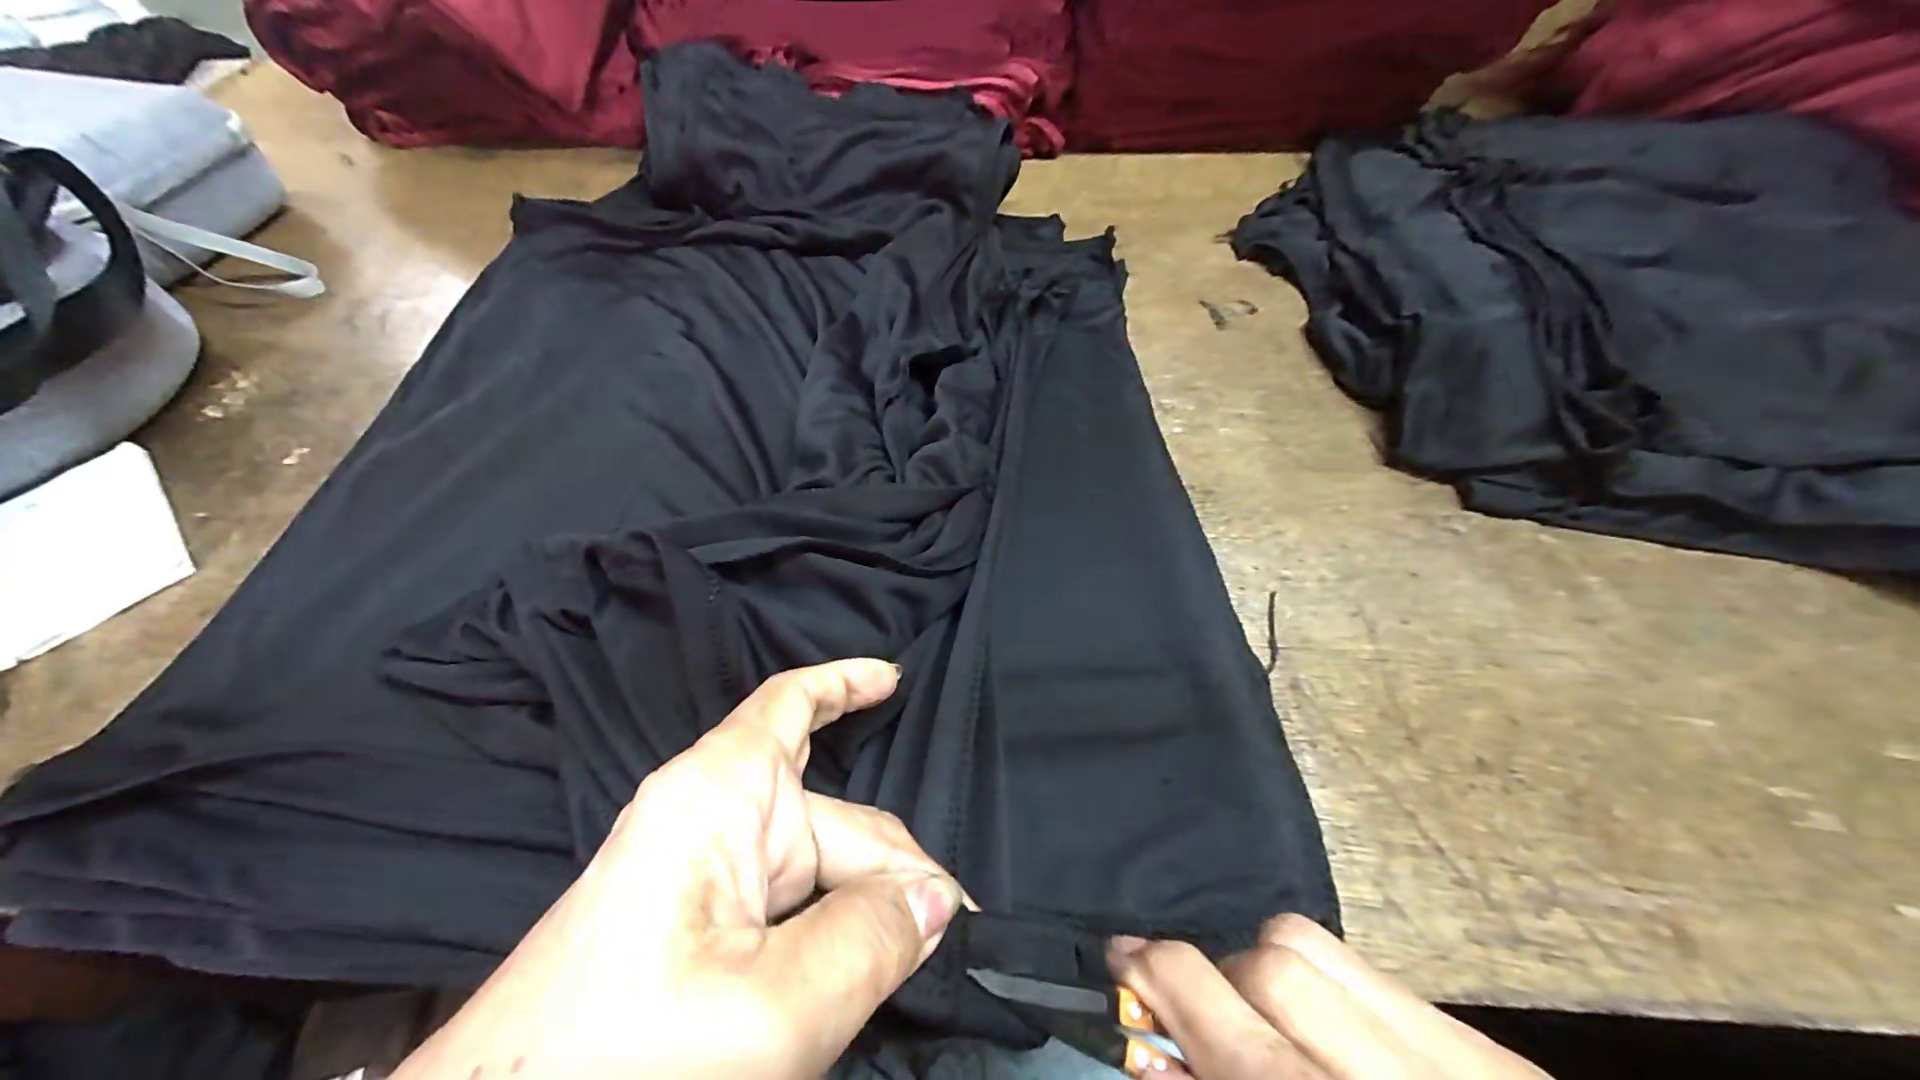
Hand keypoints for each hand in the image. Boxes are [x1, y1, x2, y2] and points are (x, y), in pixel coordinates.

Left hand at [393, 659, 965, 1079]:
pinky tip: (864, 968)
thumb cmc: (620, 1062)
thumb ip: (869, 941)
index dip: (845, 685)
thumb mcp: (771, 1006)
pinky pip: (790, 913)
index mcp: (716, 797)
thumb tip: (932, 901)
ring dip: (868, 913)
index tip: (895, 678)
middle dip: (895, 868)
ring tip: (915, 964)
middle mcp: (708, 821)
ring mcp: (700, 878)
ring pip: (817, 875)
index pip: (791, 709)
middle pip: (832, 816)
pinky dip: (836, 934)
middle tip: (957, 930)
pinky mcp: (694, 929)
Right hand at [1109, 915, 1548, 1079]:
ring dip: (1264, 971)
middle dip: (1217, 982)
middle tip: (1204, 1022)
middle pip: (1273, 967)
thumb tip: (1157, 1050)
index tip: (1123, 960)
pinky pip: (1370, 971)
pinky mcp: (1498, 1059)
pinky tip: (1329, 1036)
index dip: (1158, 974)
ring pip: (1314, 946)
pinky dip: (1322, 986)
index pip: (1228, 1019)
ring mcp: (1466, 1069)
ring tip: (1269, 1023)